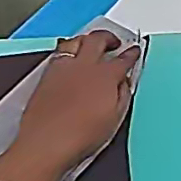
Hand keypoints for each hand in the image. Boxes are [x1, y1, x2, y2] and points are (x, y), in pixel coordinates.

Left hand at [6, 30, 141, 178]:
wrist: (47, 143)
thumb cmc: (79, 136)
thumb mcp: (114, 118)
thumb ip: (123, 95)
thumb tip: (124, 84)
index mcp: (105, 76)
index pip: (123, 59)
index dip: (131, 54)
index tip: (133, 52)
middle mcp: (84, 66)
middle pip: (98, 40)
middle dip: (109, 38)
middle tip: (114, 42)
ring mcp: (63, 68)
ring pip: (76, 41)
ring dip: (87, 39)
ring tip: (91, 44)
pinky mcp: (46, 74)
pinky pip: (60, 52)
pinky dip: (69, 49)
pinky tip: (70, 56)